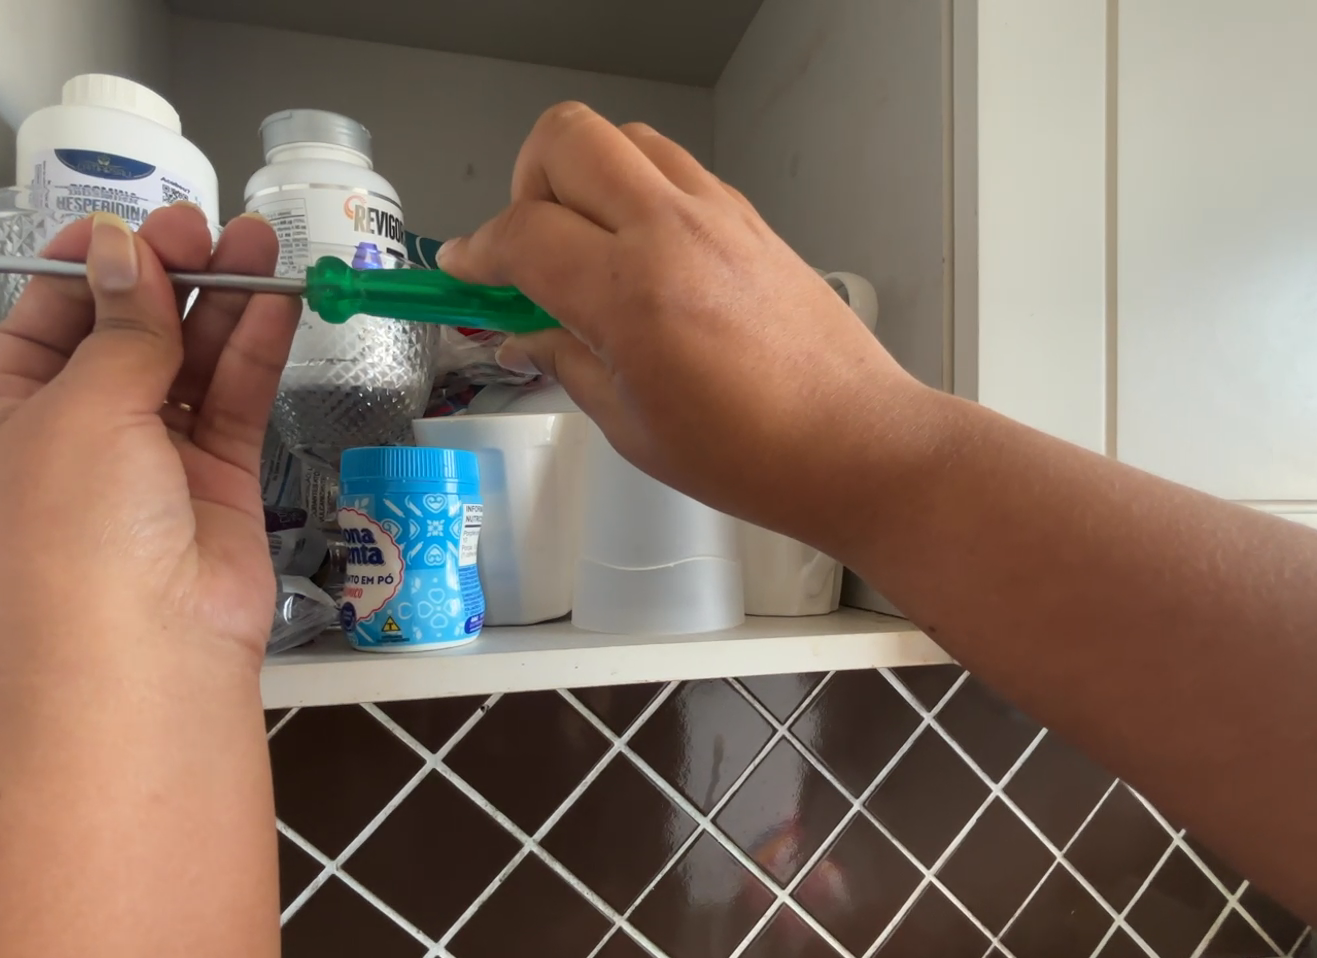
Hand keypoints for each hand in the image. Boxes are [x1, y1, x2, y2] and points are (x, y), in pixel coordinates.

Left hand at [0, 206, 299, 678]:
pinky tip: (277, 310)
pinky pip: (235, 404)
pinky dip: (255, 356)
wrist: (147, 655)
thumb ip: (122, 331)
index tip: (148, 226)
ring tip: (266, 252)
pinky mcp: (221, 479)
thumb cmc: (75, 536)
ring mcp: (157, 458)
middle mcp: (83, 432)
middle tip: (220, 231)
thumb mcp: (80, 412)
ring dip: (227, 309)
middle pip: (134, 336)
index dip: (99, 268)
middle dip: (175, 280)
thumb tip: (124, 250)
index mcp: (9, 413)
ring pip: (194, 366)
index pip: (52, 319)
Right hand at [436, 102, 929, 545]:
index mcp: (632, 293)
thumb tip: (525, 338)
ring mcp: (720, 216)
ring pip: (623, 140)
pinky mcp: (753, 220)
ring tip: (588, 249)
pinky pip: (675, 170)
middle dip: (524, 186)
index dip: (475, 253)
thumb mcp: (633, 428)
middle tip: (529, 251)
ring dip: (584, 179)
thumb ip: (567, 365)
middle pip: (563, 140)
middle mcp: (673, 232)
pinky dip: (638, 192)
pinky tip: (644, 257)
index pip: (520, 235)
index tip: (462, 271)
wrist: (854, 446)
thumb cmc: (751, 457)